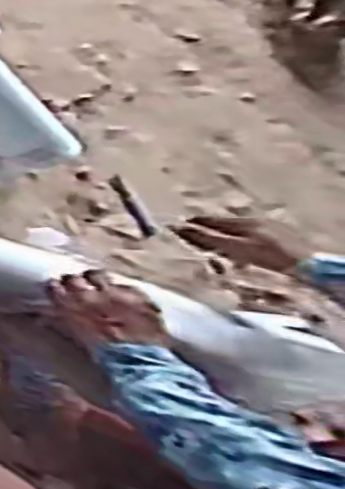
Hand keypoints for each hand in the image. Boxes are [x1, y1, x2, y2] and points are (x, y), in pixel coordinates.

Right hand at [46, 273, 167, 350]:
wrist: (139, 360)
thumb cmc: (101, 350)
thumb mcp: (73, 335)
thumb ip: (56, 320)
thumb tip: (39, 316)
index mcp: (67, 304)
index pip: (52, 287)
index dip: (55, 288)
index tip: (57, 290)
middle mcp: (87, 295)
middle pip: (73, 278)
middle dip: (73, 281)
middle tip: (77, 286)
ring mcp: (113, 294)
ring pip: (98, 275)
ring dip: (96, 279)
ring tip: (100, 285)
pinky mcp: (137, 297)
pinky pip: (126, 286)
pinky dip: (124, 290)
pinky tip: (125, 296)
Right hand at [174, 215, 308, 273]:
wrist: (314, 267)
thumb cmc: (269, 257)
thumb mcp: (233, 248)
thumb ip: (204, 238)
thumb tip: (174, 227)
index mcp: (242, 222)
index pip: (208, 220)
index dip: (192, 225)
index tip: (177, 231)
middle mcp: (256, 221)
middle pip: (224, 226)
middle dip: (210, 234)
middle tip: (199, 244)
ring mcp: (272, 229)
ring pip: (239, 233)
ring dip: (227, 241)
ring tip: (221, 252)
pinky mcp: (283, 239)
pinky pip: (253, 238)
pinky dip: (243, 245)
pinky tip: (245, 255)